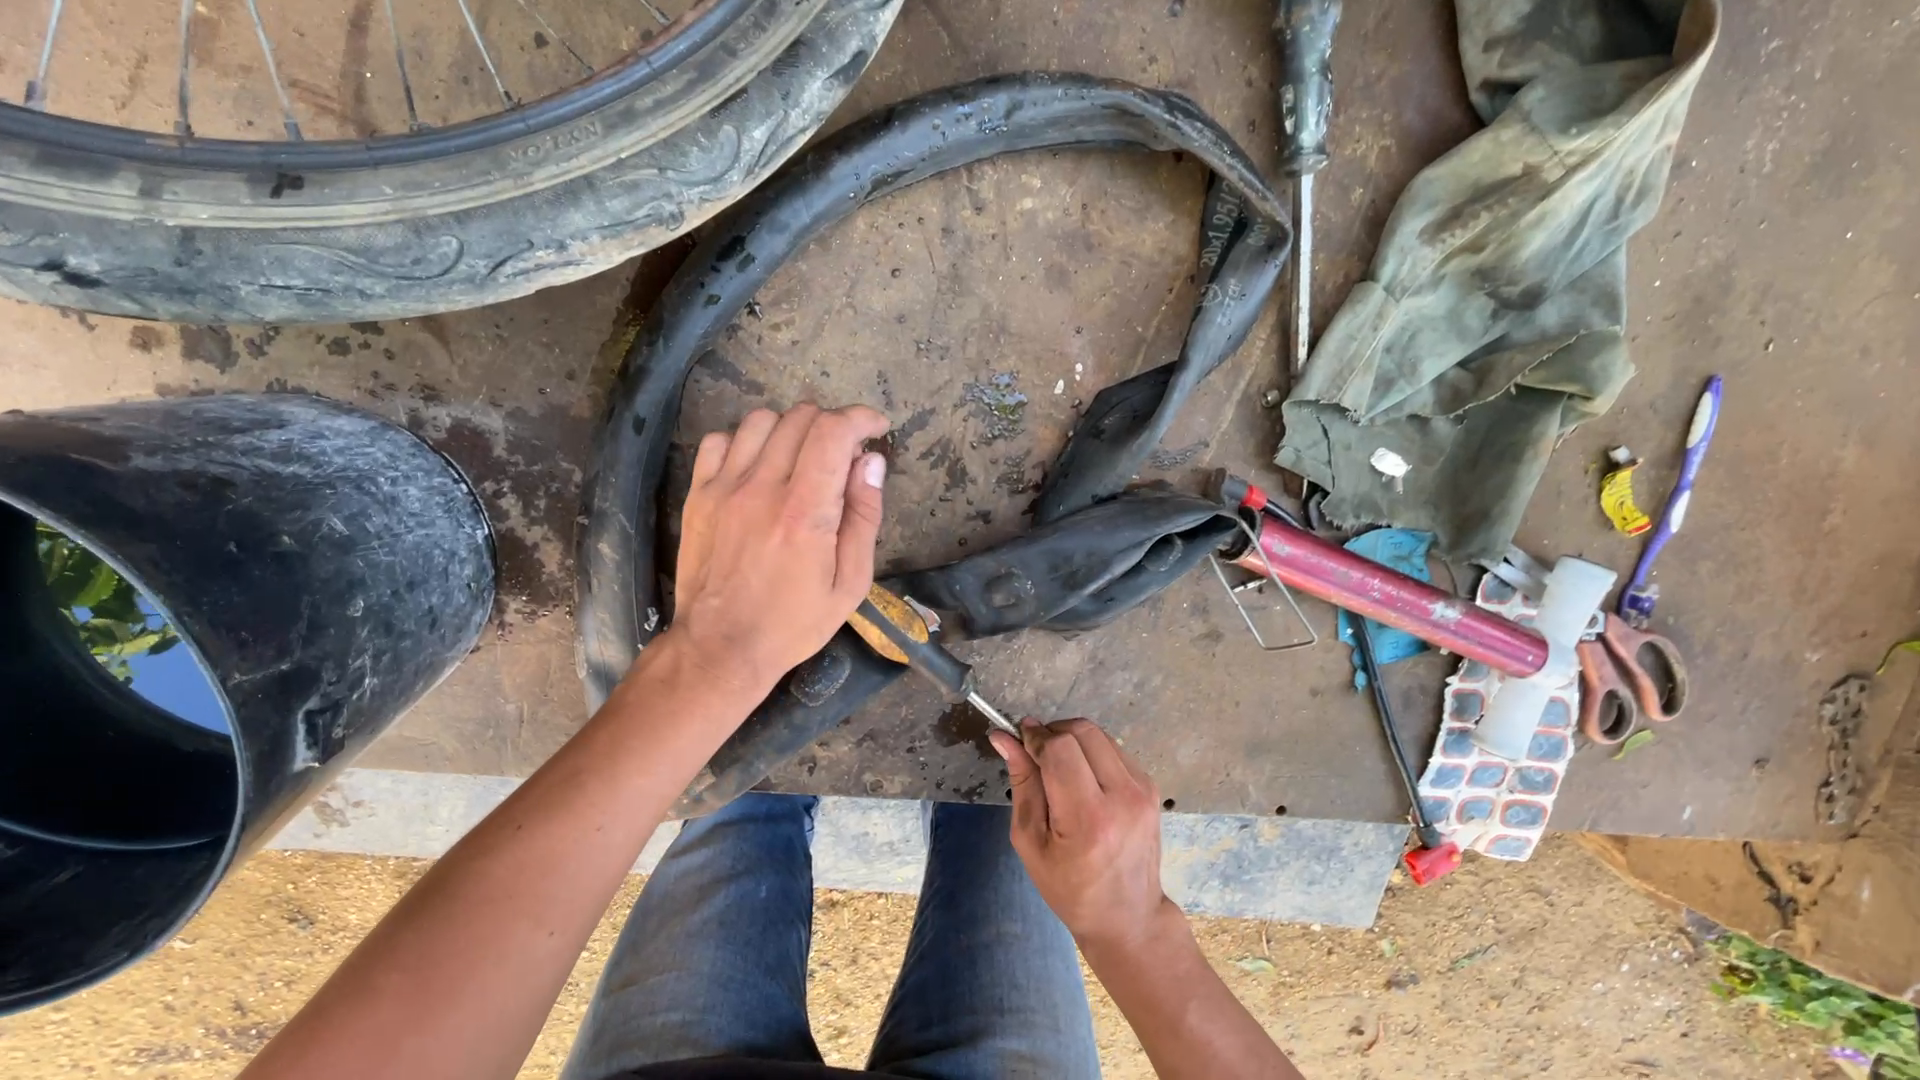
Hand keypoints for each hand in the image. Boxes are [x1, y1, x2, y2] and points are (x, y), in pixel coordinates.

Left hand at [666, 403, 889, 696]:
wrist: (721, 647)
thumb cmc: (793, 623)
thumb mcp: (850, 583)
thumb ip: (864, 517)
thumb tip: (872, 462)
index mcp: (806, 512)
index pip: (833, 431)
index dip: (861, 418)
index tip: (875, 427)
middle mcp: (762, 489)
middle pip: (801, 418)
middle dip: (832, 425)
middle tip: (842, 455)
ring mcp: (724, 488)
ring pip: (761, 420)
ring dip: (791, 430)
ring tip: (801, 459)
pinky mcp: (698, 495)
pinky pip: (720, 440)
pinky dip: (746, 442)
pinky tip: (759, 468)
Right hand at [990, 718, 1173, 950]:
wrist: (1127, 916)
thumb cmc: (1069, 887)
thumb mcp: (1030, 841)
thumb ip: (1021, 782)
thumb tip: (1004, 737)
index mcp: (1088, 819)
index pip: (1059, 749)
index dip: (1035, 737)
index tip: (1019, 738)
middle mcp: (1122, 798)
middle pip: (1081, 732)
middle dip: (1052, 732)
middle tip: (1036, 753)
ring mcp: (1142, 791)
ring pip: (1099, 735)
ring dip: (1072, 740)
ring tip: (1057, 768)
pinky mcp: (1151, 787)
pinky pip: (1115, 750)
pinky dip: (1092, 753)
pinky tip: (1082, 779)